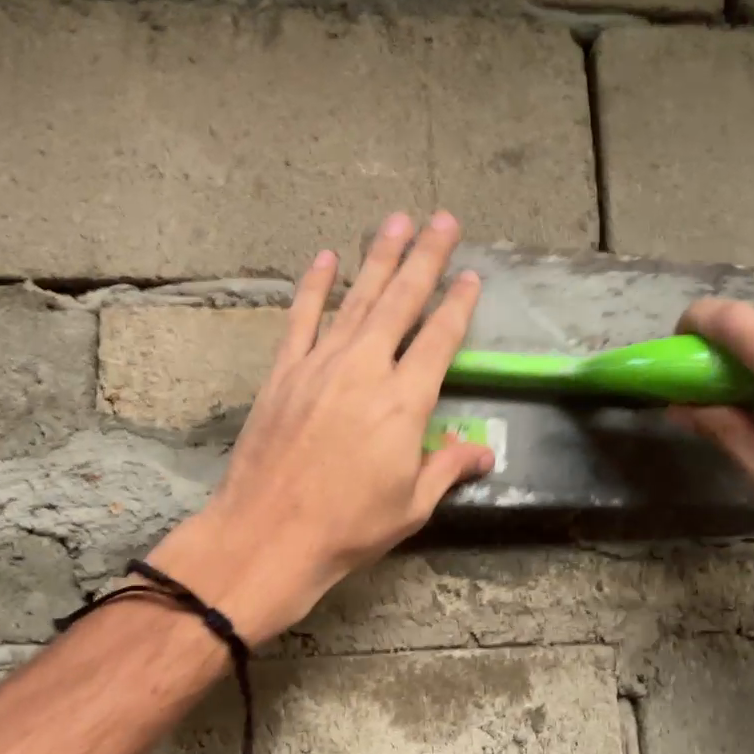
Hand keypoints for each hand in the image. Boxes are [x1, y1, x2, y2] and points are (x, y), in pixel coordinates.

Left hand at [148, 211, 492, 643]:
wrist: (269, 534)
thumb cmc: (348, 527)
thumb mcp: (411, 505)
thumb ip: (448, 467)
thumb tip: (484, 452)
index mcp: (405, 402)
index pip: (440, 339)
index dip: (457, 305)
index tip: (470, 276)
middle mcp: (365, 369)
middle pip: (401, 302)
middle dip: (425, 257)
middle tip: (443, 219)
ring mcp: (320, 365)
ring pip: (356, 299)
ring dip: (379, 258)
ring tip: (396, 221)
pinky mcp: (284, 373)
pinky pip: (302, 319)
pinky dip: (314, 287)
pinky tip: (325, 258)